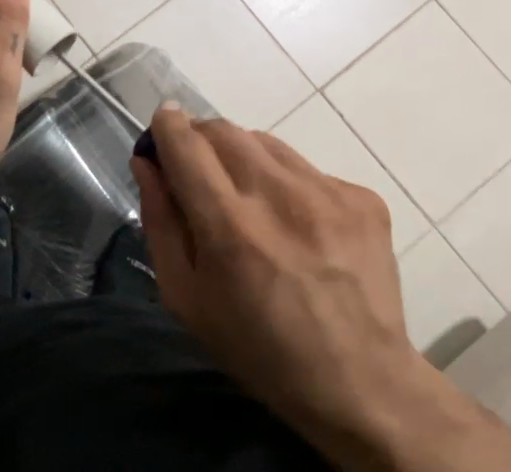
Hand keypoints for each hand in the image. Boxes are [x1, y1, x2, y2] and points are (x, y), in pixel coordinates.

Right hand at [132, 105, 432, 444]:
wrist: (363, 384)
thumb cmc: (258, 349)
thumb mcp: (185, 298)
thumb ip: (160, 222)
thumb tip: (146, 162)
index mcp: (230, 228)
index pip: (186, 144)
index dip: (167, 126)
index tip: (161, 126)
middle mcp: (280, 197)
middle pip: (223, 130)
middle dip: (201, 140)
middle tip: (198, 172)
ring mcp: (328, 194)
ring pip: (265, 143)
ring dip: (244, 159)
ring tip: (251, 203)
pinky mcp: (363, 199)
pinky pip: (306, 169)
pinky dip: (288, 184)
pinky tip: (296, 226)